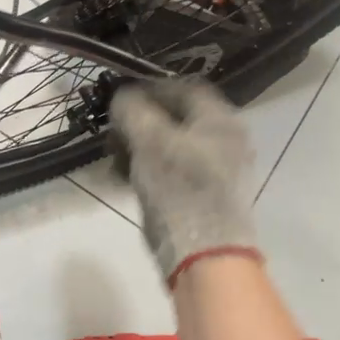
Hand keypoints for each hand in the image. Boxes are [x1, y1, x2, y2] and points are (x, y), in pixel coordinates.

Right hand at [109, 78, 257, 280]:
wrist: (203, 251)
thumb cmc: (179, 188)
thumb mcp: (149, 141)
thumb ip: (133, 110)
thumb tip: (121, 96)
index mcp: (220, 121)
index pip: (185, 88)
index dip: (150, 88)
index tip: (120, 98)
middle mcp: (225, 140)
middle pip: (177, 118)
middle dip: (140, 122)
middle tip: (113, 131)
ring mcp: (218, 170)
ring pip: (172, 145)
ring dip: (140, 146)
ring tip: (114, 158)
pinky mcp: (205, 194)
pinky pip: (173, 169)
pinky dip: (149, 167)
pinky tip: (126, 177)